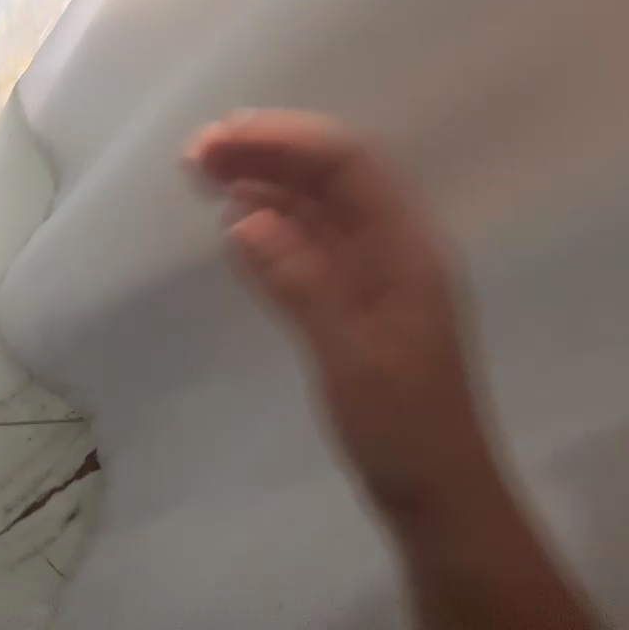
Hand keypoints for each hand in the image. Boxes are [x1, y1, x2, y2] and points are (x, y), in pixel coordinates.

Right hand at [185, 110, 498, 519]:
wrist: (432, 489)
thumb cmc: (403, 425)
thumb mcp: (355, 357)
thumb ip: (301, 282)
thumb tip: (240, 216)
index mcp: (405, 246)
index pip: (347, 164)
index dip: (284, 139)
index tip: (220, 140)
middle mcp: (386, 242)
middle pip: (324, 171)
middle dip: (263, 150)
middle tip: (195, 152)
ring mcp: (363, 265)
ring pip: (308, 198)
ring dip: (257, 174)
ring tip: (200, 169)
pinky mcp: (340, 288)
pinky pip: (298, 233)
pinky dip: (261, 213)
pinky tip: (230, 213)